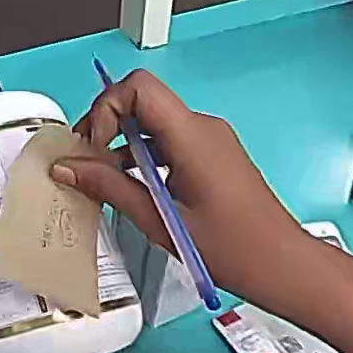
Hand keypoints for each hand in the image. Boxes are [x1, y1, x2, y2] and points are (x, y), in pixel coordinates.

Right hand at [50, 69, 316, 304]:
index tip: (95, 145)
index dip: (106, 108)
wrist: (283, 265)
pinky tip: (129, 182)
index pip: (139, 88)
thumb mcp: (158, 219)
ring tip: (102, 176)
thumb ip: (108, 187)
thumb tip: (68, 168)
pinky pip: (165, 137)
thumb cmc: (234, 248)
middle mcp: (202, 128)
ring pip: (150, 119)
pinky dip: (139, 152)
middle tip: (86, 159)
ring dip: (119, 141)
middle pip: (139, 100)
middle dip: (104, 124)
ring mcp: (208, 138)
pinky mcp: (208, 152)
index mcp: (192, 137)